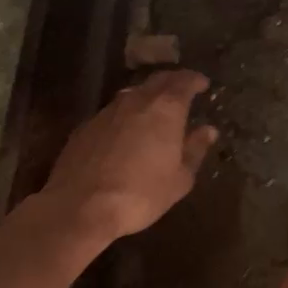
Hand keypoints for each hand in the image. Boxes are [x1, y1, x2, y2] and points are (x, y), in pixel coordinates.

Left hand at [35, 70, 216, 242]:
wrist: (80, 208)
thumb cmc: (140, 194)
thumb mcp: (179, 179)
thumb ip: (195, 150)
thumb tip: (208, 130)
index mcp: (166, 108)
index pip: (184, 81)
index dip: (195, 80)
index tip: (203, 84)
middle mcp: (137, 100)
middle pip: (158, 80)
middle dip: (173, 81)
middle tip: (182, 89)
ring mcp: (107, 111)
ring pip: (133, 93)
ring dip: (147, 96)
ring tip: (155, 108)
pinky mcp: (85, 126)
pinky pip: (112, 112)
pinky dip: (125, 114)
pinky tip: (125, 131)